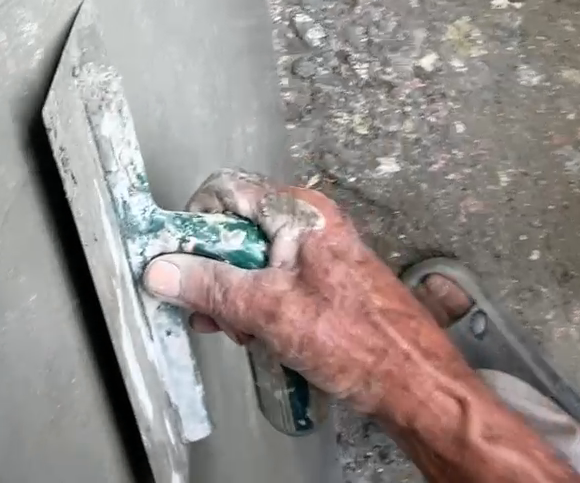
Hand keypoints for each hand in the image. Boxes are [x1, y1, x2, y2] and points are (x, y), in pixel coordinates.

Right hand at [141, 172, 579, 482]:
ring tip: (233, 328)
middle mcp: (306, 219)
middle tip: (205, 308)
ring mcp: (316, 248)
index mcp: (297, 209)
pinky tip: (255, 333)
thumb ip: (210, 286)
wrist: (420, 386)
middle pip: (235, 227)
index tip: (177, 260)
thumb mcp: (269, 310)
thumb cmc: (355, 341)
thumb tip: (159, 270)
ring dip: (232, 292)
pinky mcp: (322, 277)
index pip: (224, 192)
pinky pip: (272, 277)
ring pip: (251, 257)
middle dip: (212, 270)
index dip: (195, 223)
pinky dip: (255, 302)